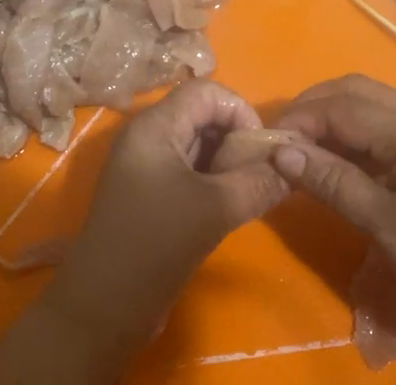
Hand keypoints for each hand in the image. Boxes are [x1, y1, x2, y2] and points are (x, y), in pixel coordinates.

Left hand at [43, 80, 288, 346]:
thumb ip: (257, 183)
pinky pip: (188, 170)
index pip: (205, 91)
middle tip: (260, 175)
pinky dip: (214, 180)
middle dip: (236, 137)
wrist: (104, 304)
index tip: (263, 149)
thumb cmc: (155, 244)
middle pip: (201, 114)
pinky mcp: (150, 193)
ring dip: (227, 162)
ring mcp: (146, 165)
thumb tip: (292, 168)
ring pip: (196, 144)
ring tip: (250, 192)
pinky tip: (231, 206)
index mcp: (154, 126)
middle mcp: (147, 137)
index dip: (240, 110)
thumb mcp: (214, 210)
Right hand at [269, 74, 395, 324]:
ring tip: (306, 147)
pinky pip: (390, 124)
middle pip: (359, 91)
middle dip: (316, 107)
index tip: (269, 141)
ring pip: (374, 103)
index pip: (343, 107)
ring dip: (336, 116)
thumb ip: (331, 181)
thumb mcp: (383, 224)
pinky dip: (358, 131)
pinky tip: (342, 159)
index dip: (302, 118)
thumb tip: (280, 151)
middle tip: (284, 137)